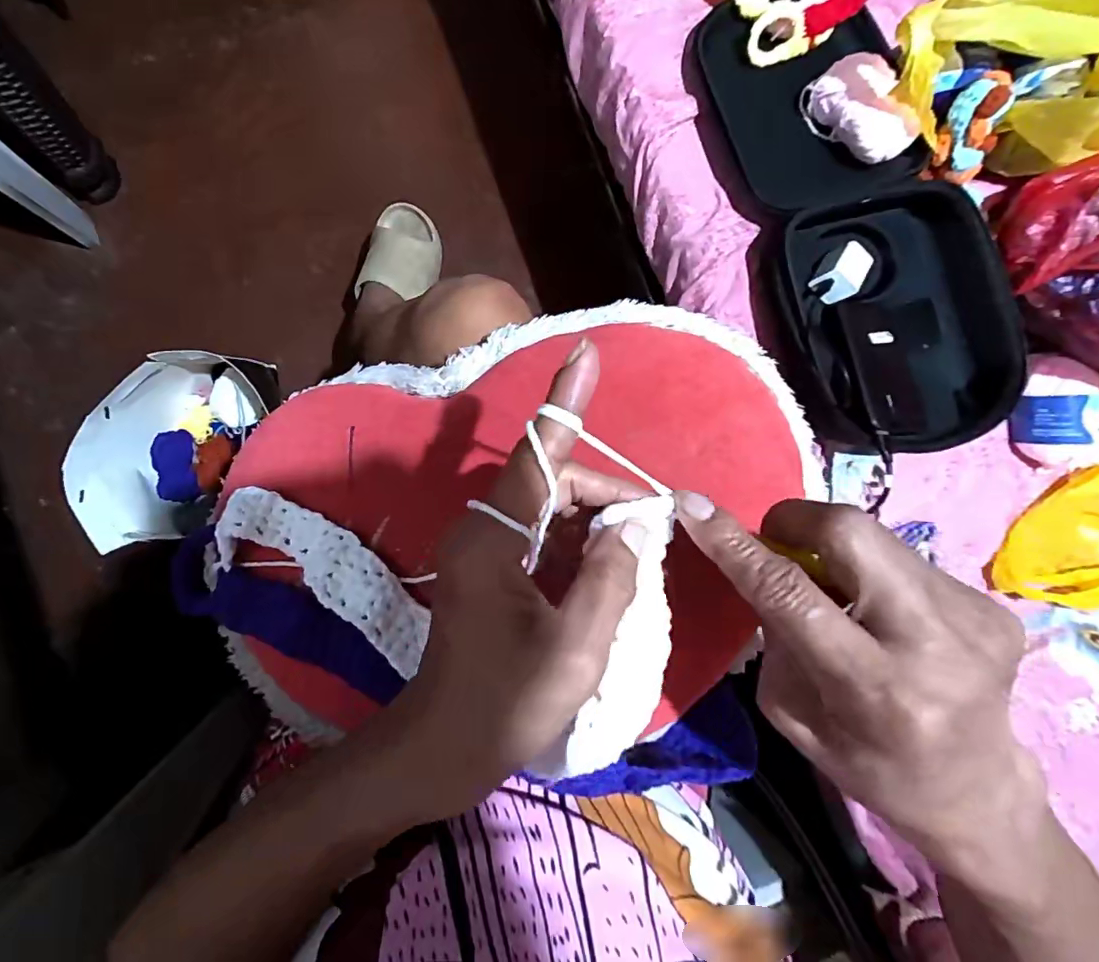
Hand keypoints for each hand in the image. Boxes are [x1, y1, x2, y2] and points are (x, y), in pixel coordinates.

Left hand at [363, 340, 649, 820]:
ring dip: (593, 520)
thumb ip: (611, 576)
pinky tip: (606, 564)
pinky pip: (539, 535)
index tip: (584, 354)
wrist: (445, 745)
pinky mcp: (487, 569)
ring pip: (547, 509)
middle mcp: (481, 531)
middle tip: (652, 527)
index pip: (536, 455)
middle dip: (603, 493)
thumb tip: (635, 522)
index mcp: (493, 539)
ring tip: (637, 548)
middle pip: (549, 482)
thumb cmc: (507, 701)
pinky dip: (576, 542)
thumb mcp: (576, 646)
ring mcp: (481, 549)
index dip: (563, 403)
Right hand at [674, 495, 1039, 878]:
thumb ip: (773, 630)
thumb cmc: (865, 761)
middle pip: (849, 530)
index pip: (790, 593)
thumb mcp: (792, 710)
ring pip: (874, 534)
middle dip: (794, 520)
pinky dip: (868, 569)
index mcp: (875, 687)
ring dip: (832, 548)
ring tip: (833, 590)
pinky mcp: (994, 604)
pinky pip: (902, 555)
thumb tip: (758, 557)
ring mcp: (973, 616)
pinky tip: (879, 609)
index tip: (693, 506)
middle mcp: (934, 642)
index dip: (736, 545)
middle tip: (777, 546)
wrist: (976, 793)